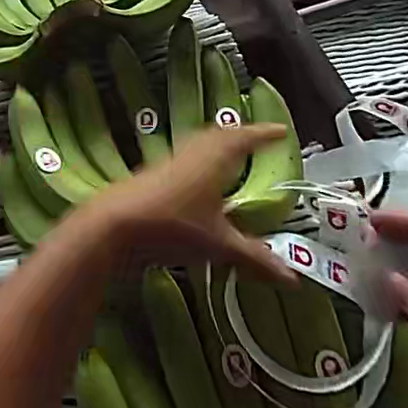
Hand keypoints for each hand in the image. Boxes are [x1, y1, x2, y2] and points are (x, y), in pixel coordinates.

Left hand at [67, 124, 294, 286]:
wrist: (114, 223)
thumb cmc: (172, 225)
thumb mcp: (219, 244)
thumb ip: (254, 258)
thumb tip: (292, 278)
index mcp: (212, 159)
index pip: (242, 139)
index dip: (262, 134)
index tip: (280, 130)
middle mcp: (190, 153)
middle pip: (217, 136)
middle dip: (238, 136)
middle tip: (255, 138)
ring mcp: (167, 162)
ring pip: (197, 145)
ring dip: (216, 145)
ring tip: (230, 155)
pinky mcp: (151, 175)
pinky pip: (183, 158)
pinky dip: (198, 160)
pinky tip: (198, 179)